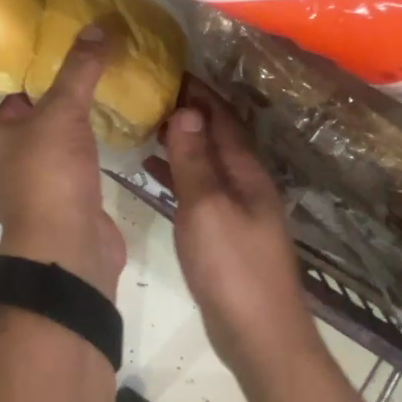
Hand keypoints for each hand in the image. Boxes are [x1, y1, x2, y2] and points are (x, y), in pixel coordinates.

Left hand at [0, 25, 126, 296]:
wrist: (68, 250)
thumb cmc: (45, 174)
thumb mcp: (61, 115)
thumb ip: (77, 72)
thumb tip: (96, 27)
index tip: (6, 56)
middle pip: (2, 116)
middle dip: (24, 92)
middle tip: (50, 62)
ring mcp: (23, 179)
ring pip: (33, 138)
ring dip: (51, 117)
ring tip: (77, 86)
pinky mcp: (54, 195)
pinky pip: (59, 159)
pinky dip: (72, 142)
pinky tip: (95, 125)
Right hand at [161, 82, 320, 371]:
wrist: (259, 335)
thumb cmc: (231, 266)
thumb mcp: (206, 206)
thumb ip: (194, 159)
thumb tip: (186, 110)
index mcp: (247, 174)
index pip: (223, 119)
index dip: (198, 92)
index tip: (167, 67)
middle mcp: (246, 185)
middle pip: (217, 136)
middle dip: (187, 110)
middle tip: (147, 89)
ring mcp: (237, 209)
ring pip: (206, 159)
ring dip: (180, 137)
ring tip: (142, 119)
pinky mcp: (224, 230)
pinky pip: (198, 184)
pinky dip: (176, 168)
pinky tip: (151, 166)